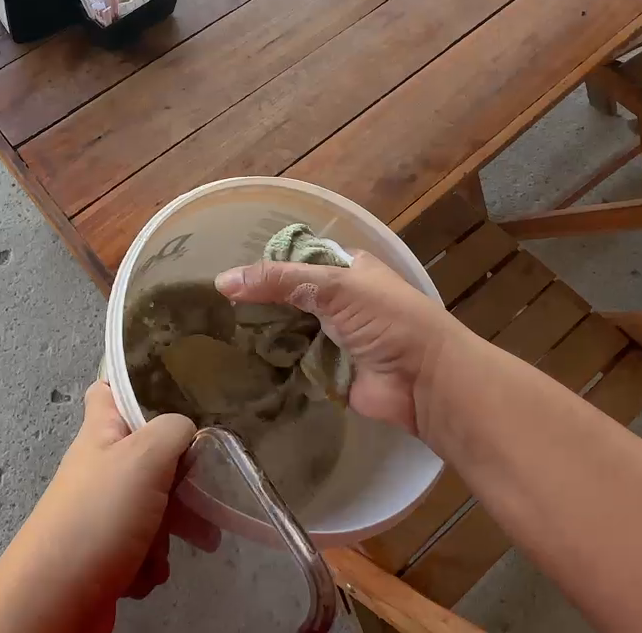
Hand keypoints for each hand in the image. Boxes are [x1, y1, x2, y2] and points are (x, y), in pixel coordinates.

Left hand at [0, 381, 215, 632]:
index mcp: (101, 430)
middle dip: (182, 477)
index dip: (138, 386)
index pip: (111, 389)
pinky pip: (144, 546)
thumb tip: (187, 429)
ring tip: (199, 540)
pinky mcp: (108, 554)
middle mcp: (102, 467)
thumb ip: (173, 430)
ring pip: (154, 505)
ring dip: (174, 526)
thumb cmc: (99, 516)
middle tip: (209, 492)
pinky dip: (152, 559)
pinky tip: (147, 569)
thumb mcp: (143, 456)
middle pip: (150, 454)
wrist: (57, 600)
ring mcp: (103, 512)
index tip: (176, 393)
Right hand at [216, 252, 466, 435]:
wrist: (426, 381)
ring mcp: (332, 337)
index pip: (295, 259)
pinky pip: (291, 362)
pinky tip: (239, 360)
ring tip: (219, 334)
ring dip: (262, 334)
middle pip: (286, 296)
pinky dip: (271, 362)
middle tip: (215, 309)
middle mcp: (338, 299)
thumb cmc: (387, 319)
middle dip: (258, 303)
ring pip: (286, 329)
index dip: (265, 266)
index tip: (227, 277)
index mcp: (345, 268)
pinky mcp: (328, 371)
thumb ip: (278, 281)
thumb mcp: (333, 285)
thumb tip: (220, 281)